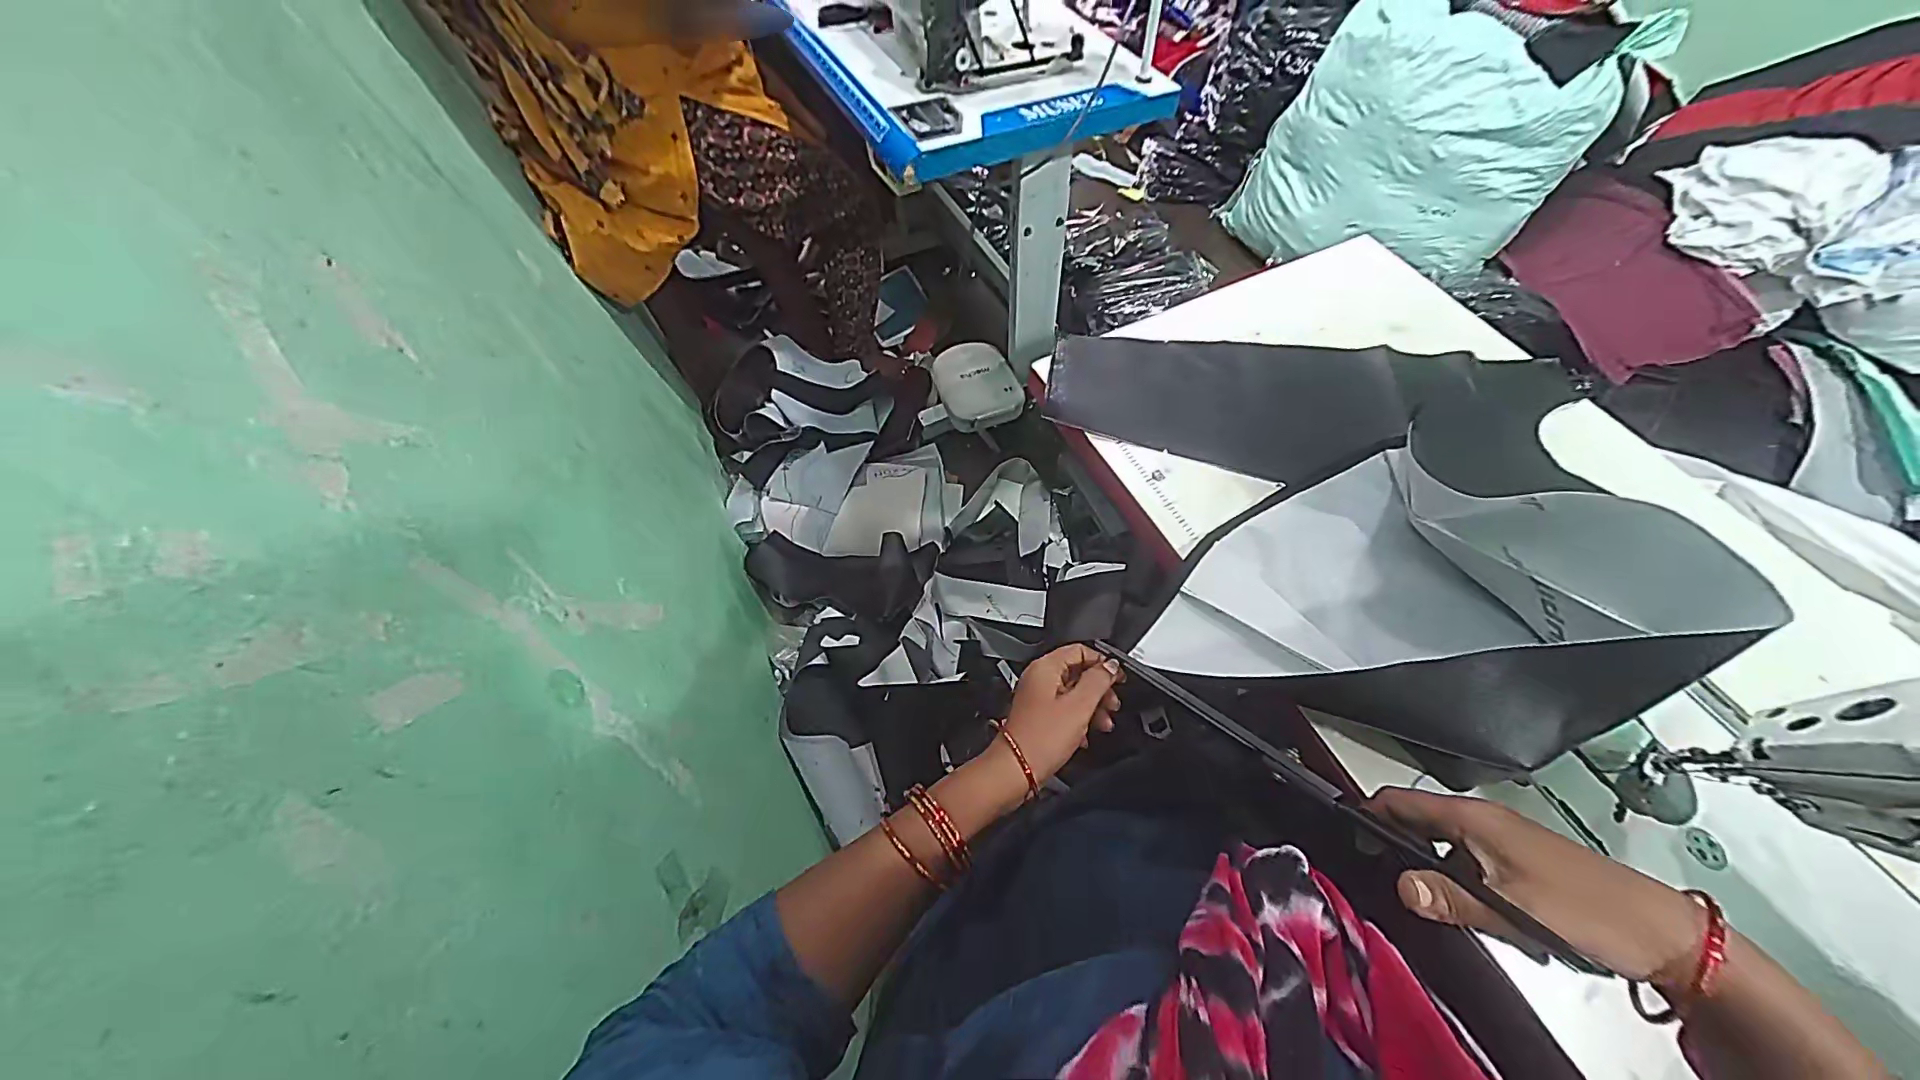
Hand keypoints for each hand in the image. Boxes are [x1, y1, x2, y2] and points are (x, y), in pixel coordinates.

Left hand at [999, 644, 1122, 785]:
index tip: (1118, 678)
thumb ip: (1098, 681)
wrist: (1017, 769)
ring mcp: (1037, 698)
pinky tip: (1085, 735)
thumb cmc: (1041, 739)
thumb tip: (1111, 666)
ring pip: (1073, 693)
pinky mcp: (1039, 716)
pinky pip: (1065, 709)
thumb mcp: (1079, 706)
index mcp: (1045, 668)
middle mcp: (1039, 679)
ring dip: (1092, 707)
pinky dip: (1079, 719)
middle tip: (1112, 704)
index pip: (1080, 650)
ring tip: (1103, 723)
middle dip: (1099, 689)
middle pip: (1078, 672)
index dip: (1102, 663)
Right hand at [1367, 787, 1706, 986]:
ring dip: (1426, 864)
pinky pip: (1465, 859)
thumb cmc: (1596, 912)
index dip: (1369, 813)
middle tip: (1381, 872)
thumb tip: (1402, 885)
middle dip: (1393, 842)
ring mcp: (1502, 840)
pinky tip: (1466, 906)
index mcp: (1475, 818)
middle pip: (1415, 819)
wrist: (1666, 937)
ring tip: (1429, 896)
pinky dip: (1453, 876)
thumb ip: (1449, 896)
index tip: (1351, 833)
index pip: (1400, 800)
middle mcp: (1485, 821)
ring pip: (1441, 842)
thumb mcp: (1510, 907)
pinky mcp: (1517, 861)